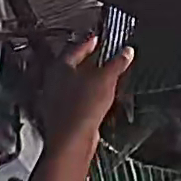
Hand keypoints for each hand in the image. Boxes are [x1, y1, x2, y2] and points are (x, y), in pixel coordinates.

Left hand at [37, 35, 133, 150]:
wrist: (72, 140)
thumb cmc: (82, 108)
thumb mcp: (106, 79)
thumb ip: (117, 63)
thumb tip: (126, 52)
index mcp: (61, 67)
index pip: (77, 48)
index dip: (89, 43)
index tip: (97, 39)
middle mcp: (54, 82)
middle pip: (74, 65)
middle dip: (89, 61)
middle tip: (103, 57)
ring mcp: (57, 99)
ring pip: (74, 83)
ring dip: (89, 80)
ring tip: (104, 78)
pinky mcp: (63, 115)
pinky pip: (77, 99)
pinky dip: (87, 96)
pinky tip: (98, 99)